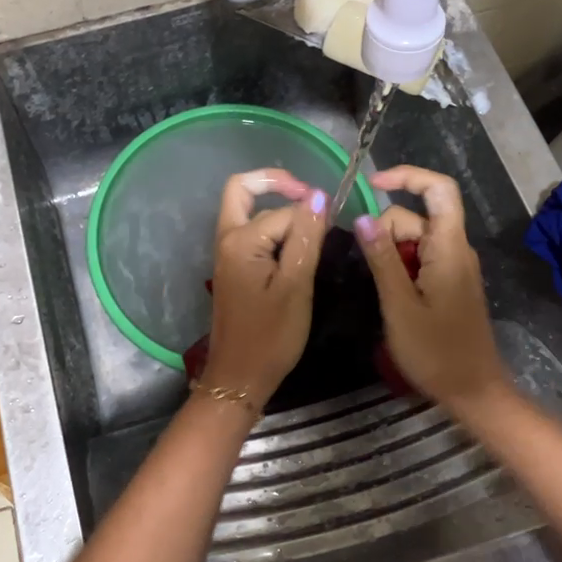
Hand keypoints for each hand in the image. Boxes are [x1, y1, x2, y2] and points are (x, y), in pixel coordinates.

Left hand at [203, 168, 329, 407]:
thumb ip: (306, 238)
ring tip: (312, 228)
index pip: (282, 212)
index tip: (335, 226)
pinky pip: (251, 232)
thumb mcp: (296, 285)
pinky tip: (297, 248)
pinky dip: (273, 229)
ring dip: (276, 208)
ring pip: (248, 211)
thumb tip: (317, 196)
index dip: (310, 216)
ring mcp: (226, 253)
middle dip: (277, 185)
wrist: (239, 377)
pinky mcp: (233, 267)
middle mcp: (226, 238)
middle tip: (312, 197)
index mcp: (239, 239)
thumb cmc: (270, 335)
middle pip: (243, 190)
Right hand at [353, 165, 511, 413]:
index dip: (406, 176)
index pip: (439, 189)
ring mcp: (455, 266)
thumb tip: (363, 217)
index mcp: (449, 248)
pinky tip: (389, 290)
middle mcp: (456, 249)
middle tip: (367, 266)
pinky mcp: (450, 282)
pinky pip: (421, 256)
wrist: (474, 392)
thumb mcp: (399, 305)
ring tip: (377, 284)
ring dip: (391, 249)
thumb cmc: (436, 352)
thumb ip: (381, 258)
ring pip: (415, 237)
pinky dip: (400, 263)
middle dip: (386, 228)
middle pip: (417, 215)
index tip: (371, 185)